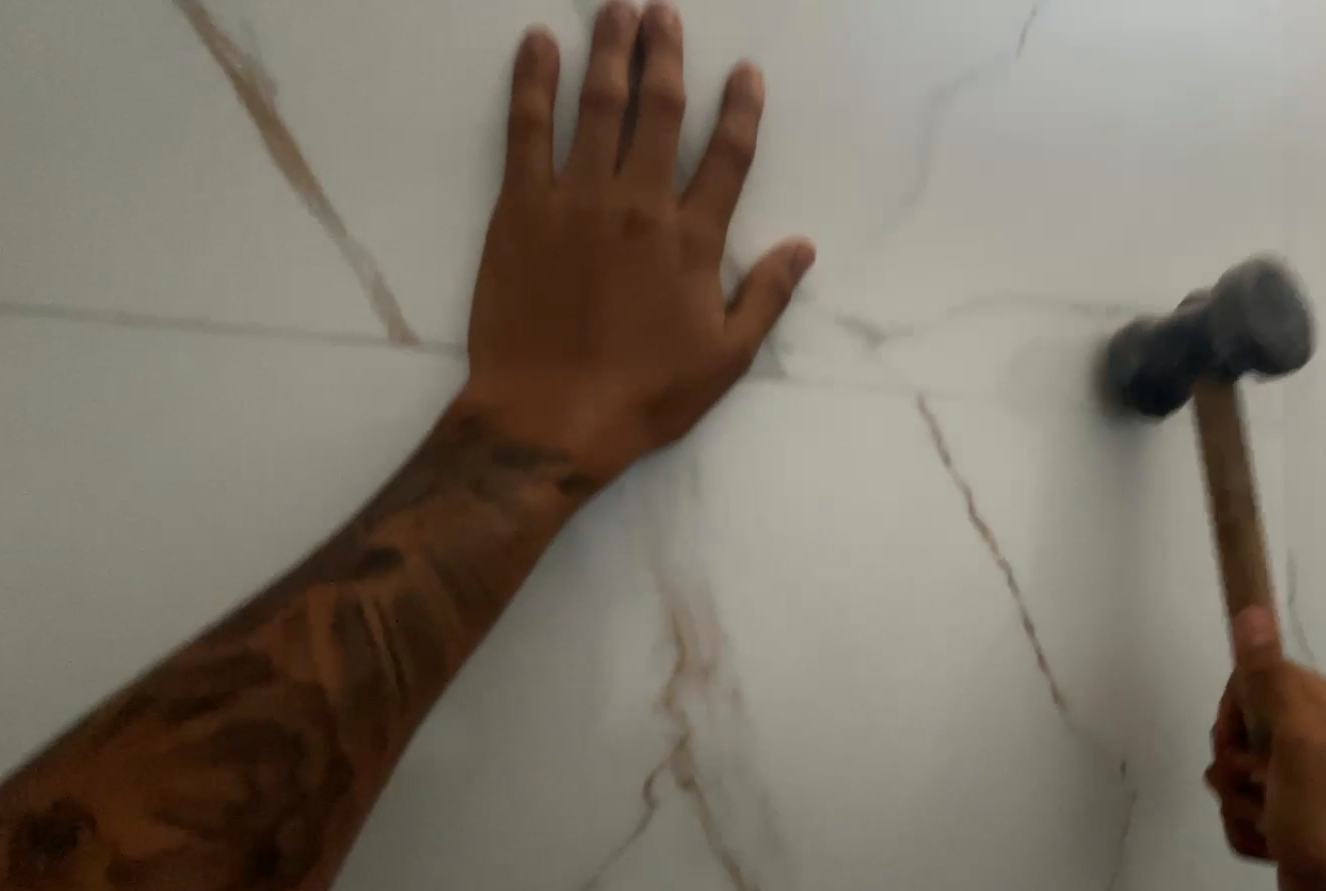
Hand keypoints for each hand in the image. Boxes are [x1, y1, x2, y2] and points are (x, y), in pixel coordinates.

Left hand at [463, 2, 814, 481]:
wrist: (554, 415)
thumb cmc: (649, 394)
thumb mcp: (727, 358)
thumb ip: (767, 296)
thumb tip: (804, 247)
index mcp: (693, 241)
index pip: (726, 157)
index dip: (740, 110)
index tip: (746, 72)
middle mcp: (639, 204)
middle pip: (658, 111)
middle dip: (667, 56)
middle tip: (666, 13)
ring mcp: (576, 199)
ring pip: (597, 105)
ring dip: (609, 49)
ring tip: (618, 8)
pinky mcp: (521, 207)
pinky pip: (526, 127)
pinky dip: (532, 81)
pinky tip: (539, 44)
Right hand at [1204, 608, 1325, 890]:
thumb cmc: (1325, 817)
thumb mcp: (1295, 740)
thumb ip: (1267, 676)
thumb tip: (1251, 609)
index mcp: (1320, 704)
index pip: (1246, 681)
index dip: (1234, 714)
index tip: (1247, 743)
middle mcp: (1310, 732)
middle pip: (1233, 726)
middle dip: (1233, 763)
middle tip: (1262, 784)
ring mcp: (1298, 774)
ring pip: (1230, 769)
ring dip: (1238, 798)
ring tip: (1270, 818)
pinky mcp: (1286, 810)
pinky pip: (1239, 804)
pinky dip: (1246, 824)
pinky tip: (1271, 840)